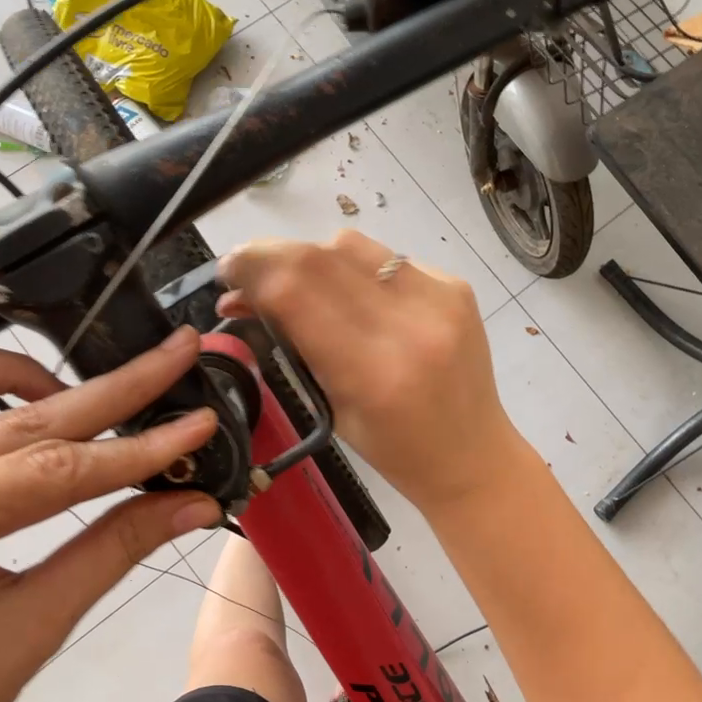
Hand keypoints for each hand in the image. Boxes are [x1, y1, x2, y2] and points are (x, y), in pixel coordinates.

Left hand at [0, 329, 221, 701]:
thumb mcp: (30, 631)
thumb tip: (194, 500)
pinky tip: (11, 432)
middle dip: (108, 392)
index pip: (49, 468)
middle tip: (174, 359)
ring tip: (85, 409)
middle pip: (15, 415)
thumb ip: (114, 548)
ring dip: (22, 378)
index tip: (201, 421)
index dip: (137, 447)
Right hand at [218, 231, 527, 510]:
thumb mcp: (331, 407)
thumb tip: (241, 296)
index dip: (251, 270)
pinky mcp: (456, 287)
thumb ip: (292, 346)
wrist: (473, 455)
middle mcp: (411, 325)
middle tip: (247, 270)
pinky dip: (355, 268)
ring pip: (352, 246)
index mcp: (373, 373)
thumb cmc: (394, 449)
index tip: (227, 272)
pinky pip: (388, 258)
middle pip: (320, 257)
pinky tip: (350, 293)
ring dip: (313, 258)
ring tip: (298, 283)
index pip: (296, 292)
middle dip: (272, 255)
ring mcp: (440, 300)